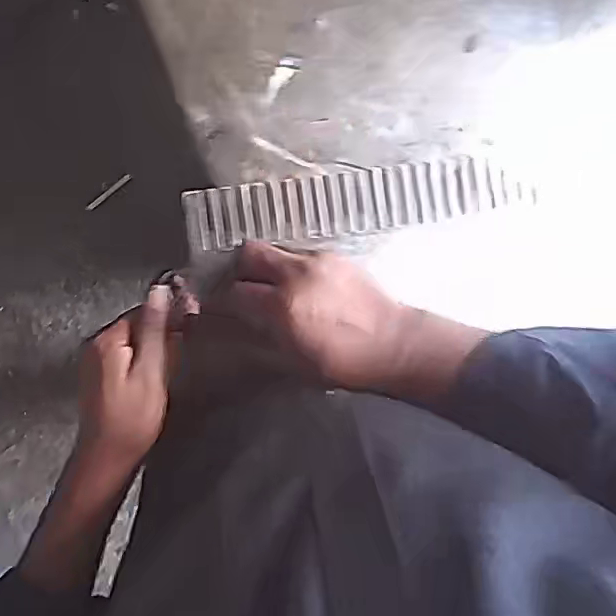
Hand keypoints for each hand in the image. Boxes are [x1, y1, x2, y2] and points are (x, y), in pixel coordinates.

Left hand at [75, 284, 175, 466]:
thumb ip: (155, 330)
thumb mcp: (151, 371)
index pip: (141, 311)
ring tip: (177, 360)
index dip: (167, 314)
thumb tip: (159, 290)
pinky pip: (126, 358)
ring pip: (132, 343)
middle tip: (188, 343)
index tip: (192, 319)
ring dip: (154, 346)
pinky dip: (144, 361)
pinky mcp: (100, 379)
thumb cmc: (132, 418)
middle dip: (162, 330)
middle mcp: (95, 346)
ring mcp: (95, 363)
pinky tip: (158, 374)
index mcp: (106, 340)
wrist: (107, 459)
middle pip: (135, 325)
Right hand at [209, 241, 487, 399]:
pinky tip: (303, 288)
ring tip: (274, 288)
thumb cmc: (344, 364)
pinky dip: (292, 267)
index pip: (234, 291)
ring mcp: (317, 261)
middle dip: (239, 268)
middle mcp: (296, 275)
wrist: (397, 345)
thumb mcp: (294, 362)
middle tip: (241, 287)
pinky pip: (301, 254)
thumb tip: (235, 325)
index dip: (221, 299)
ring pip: (276, 250)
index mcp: (283, 306)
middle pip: (249, 252)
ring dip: (267, 266)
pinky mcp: (335, 257)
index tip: (218, 306)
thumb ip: (260, 337)